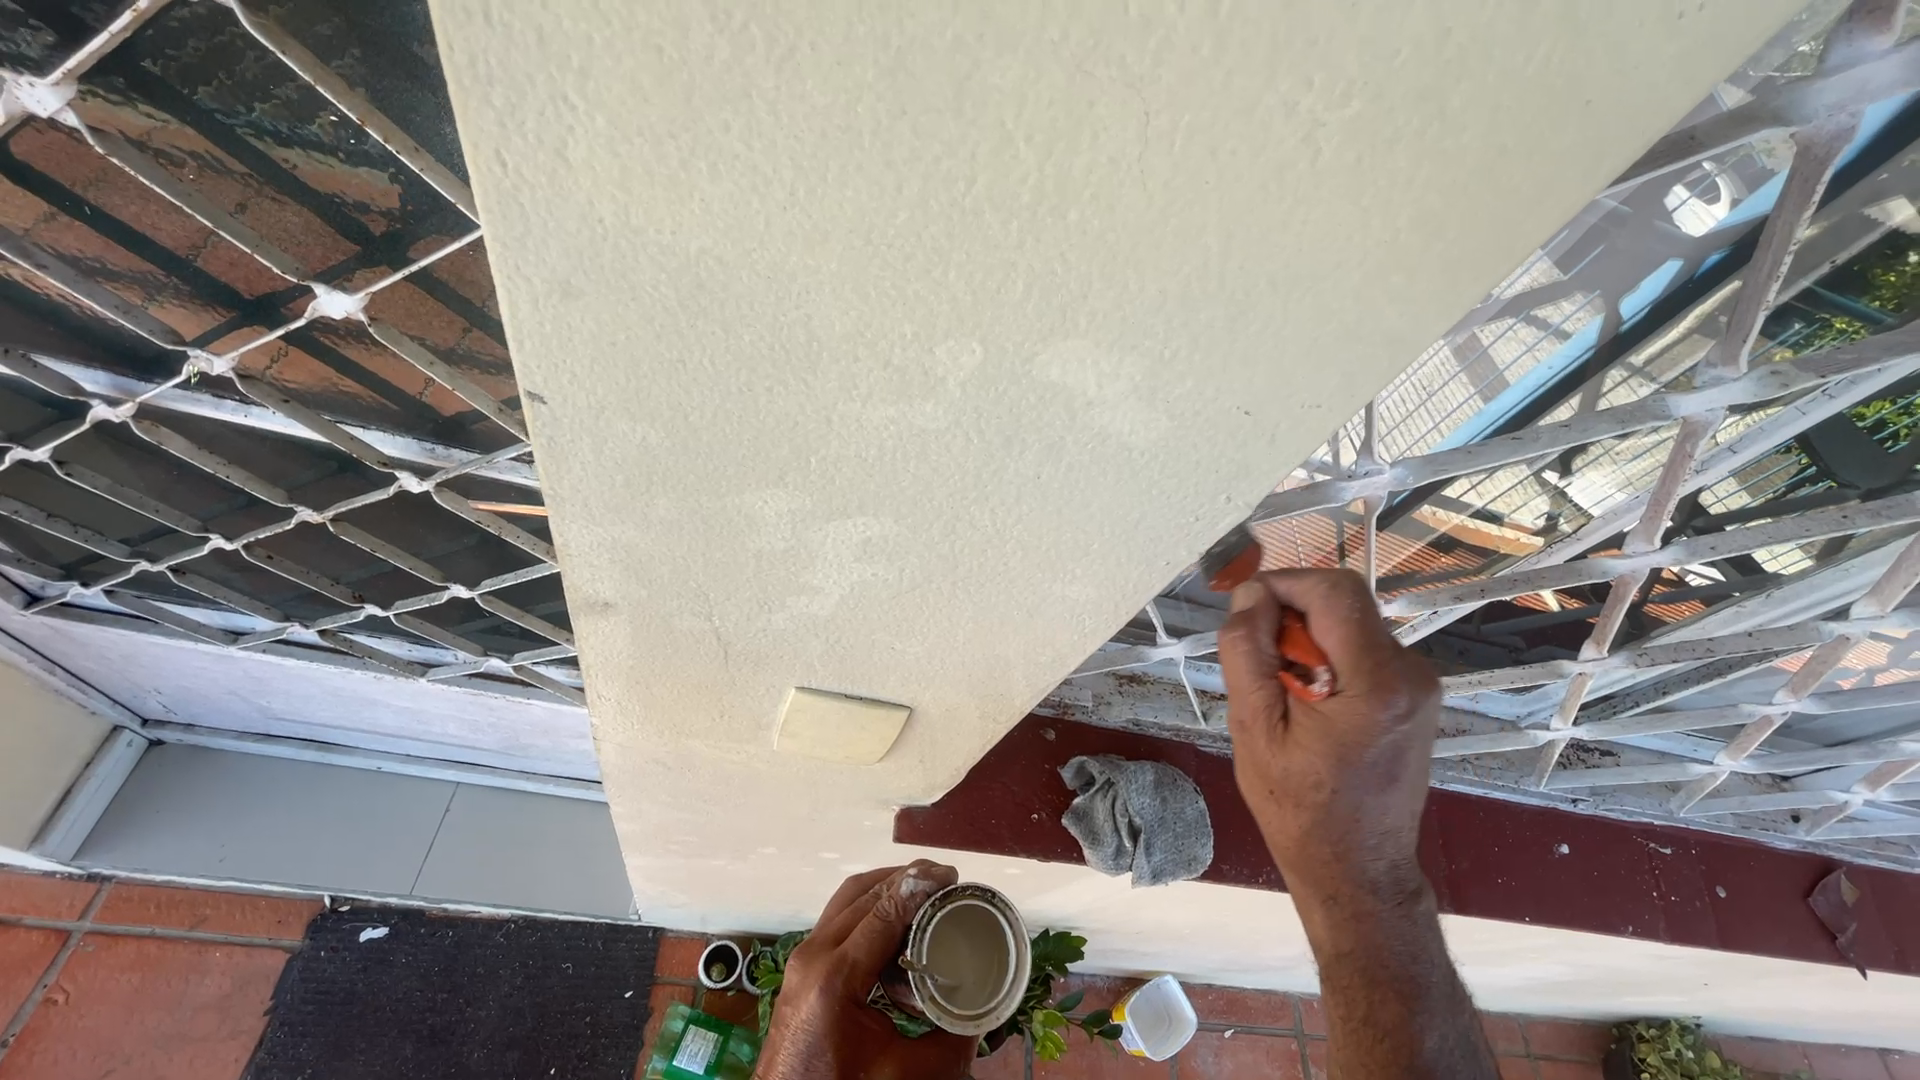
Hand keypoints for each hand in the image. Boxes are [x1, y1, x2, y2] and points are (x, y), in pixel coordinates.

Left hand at [757, 861, 977, 1079]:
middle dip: (906, 878)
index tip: (951, 875)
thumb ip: (948, 1042)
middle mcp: (814, 954)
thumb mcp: (902, 1075)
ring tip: (924, 886)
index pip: (883, 912)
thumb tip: (982, 1010)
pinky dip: (869, 903)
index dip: (919, 886)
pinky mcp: (803, 965)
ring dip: (886, 885)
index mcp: (835, 977)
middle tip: (946, 878)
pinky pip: (838, 916)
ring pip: (847, 898)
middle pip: (864, 895)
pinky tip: (896, 915)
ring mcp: (804, 956)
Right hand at [1216, 569, 1438, 907]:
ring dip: (1305, 638)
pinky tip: (1306, 700)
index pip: (1333, 590)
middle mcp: (1411, 672)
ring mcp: (1420, 683)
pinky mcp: (1415, 694)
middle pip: (1343, 603)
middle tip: (1254, 657)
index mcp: (1377, 683)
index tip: (1243, 610)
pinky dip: (1326, 657)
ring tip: (1278, 689)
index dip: (1282, 583)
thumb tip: (1248, 595)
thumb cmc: (1298, 806)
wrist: (1356, 868)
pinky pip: (1361, 648)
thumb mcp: (1253, 728)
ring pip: (1350, 623)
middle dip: (1290, 614)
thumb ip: (1246, 652)